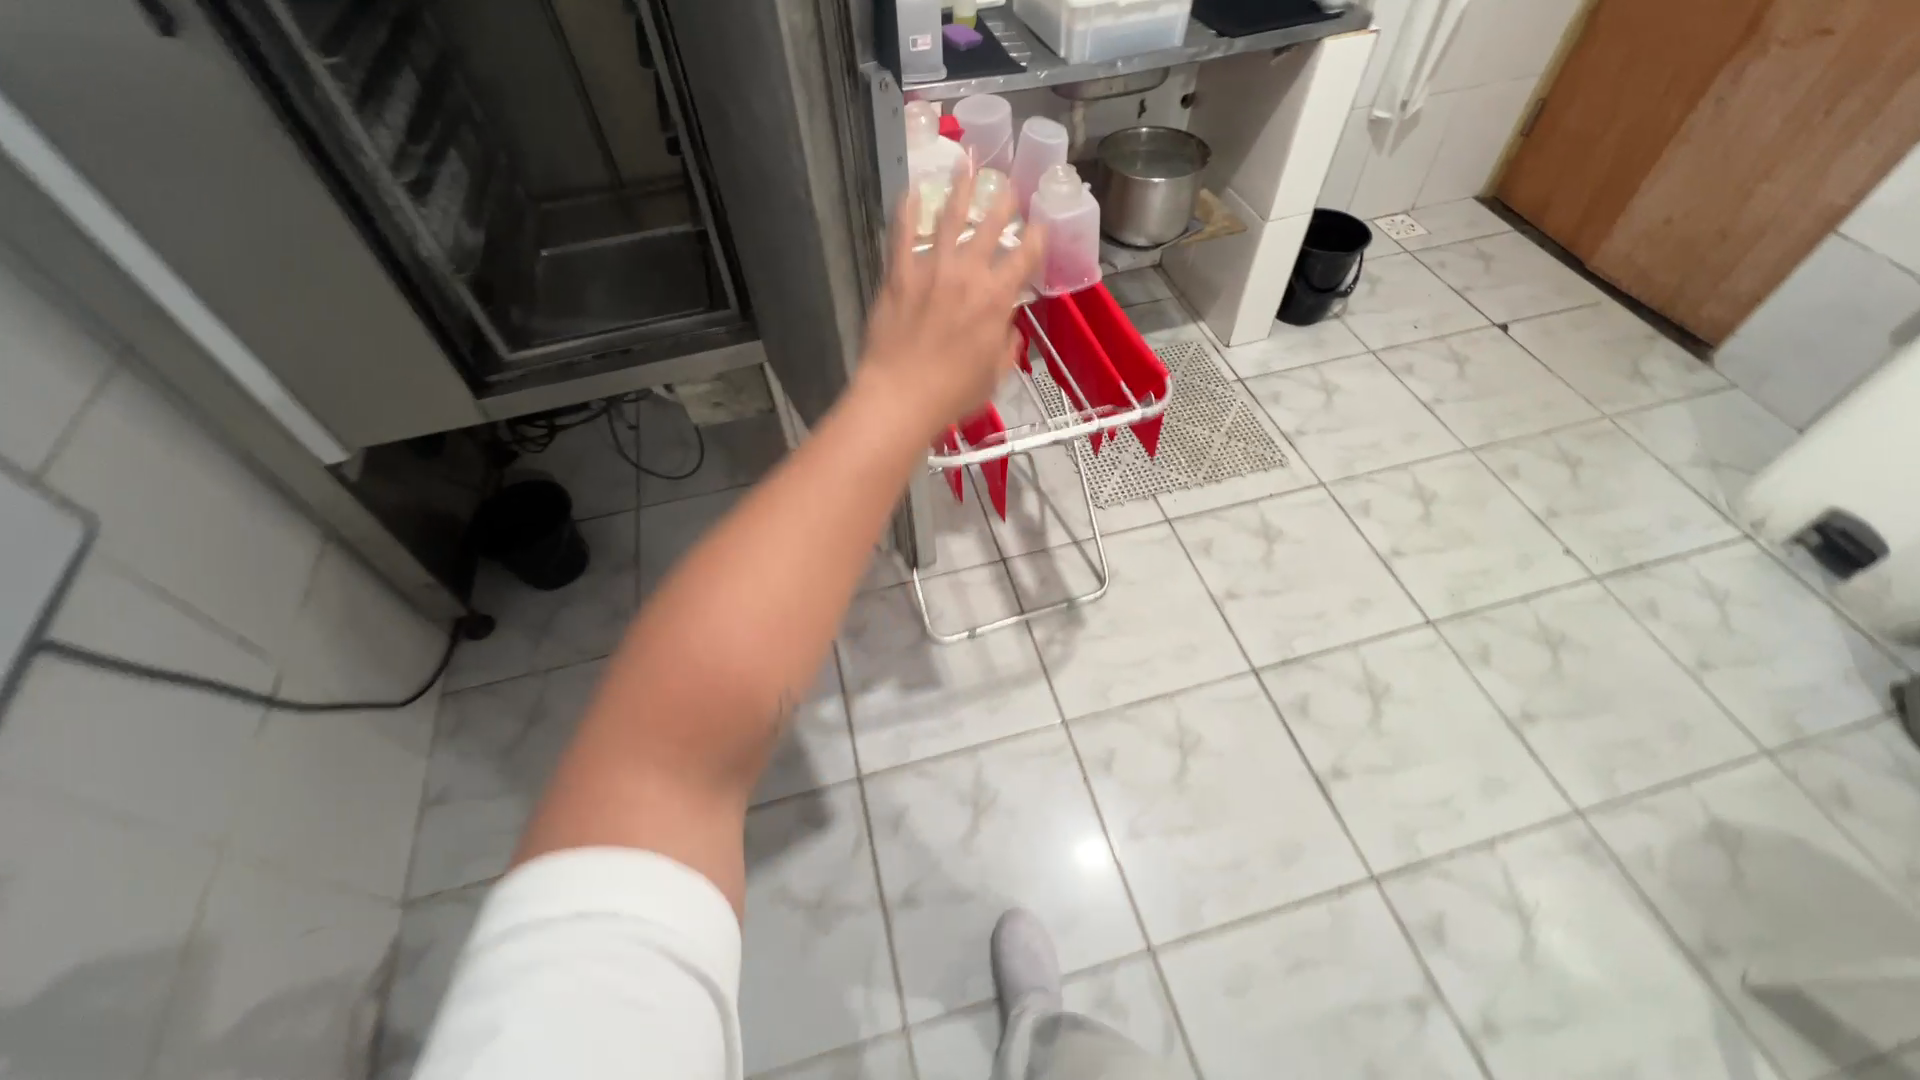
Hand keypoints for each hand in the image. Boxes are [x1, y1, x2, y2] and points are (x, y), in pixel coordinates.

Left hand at [855, 170, 1046, 437]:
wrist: (900, 395)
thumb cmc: (952, 394)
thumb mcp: (994, 375)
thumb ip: (1005, 345)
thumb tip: (1007, 328)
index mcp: (996, 300)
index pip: (1025, 256)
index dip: (1037, 237)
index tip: (1041, 224)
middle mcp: (968, 275)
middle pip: (990, 227)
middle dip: (1004, 203)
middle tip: (1009, 187)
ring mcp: (931, 269)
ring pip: (950, 217)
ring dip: (962, 189)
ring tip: (968, 165)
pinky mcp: (898, 274)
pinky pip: (904, 233)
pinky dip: (909, 210)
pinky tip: (912, 191)